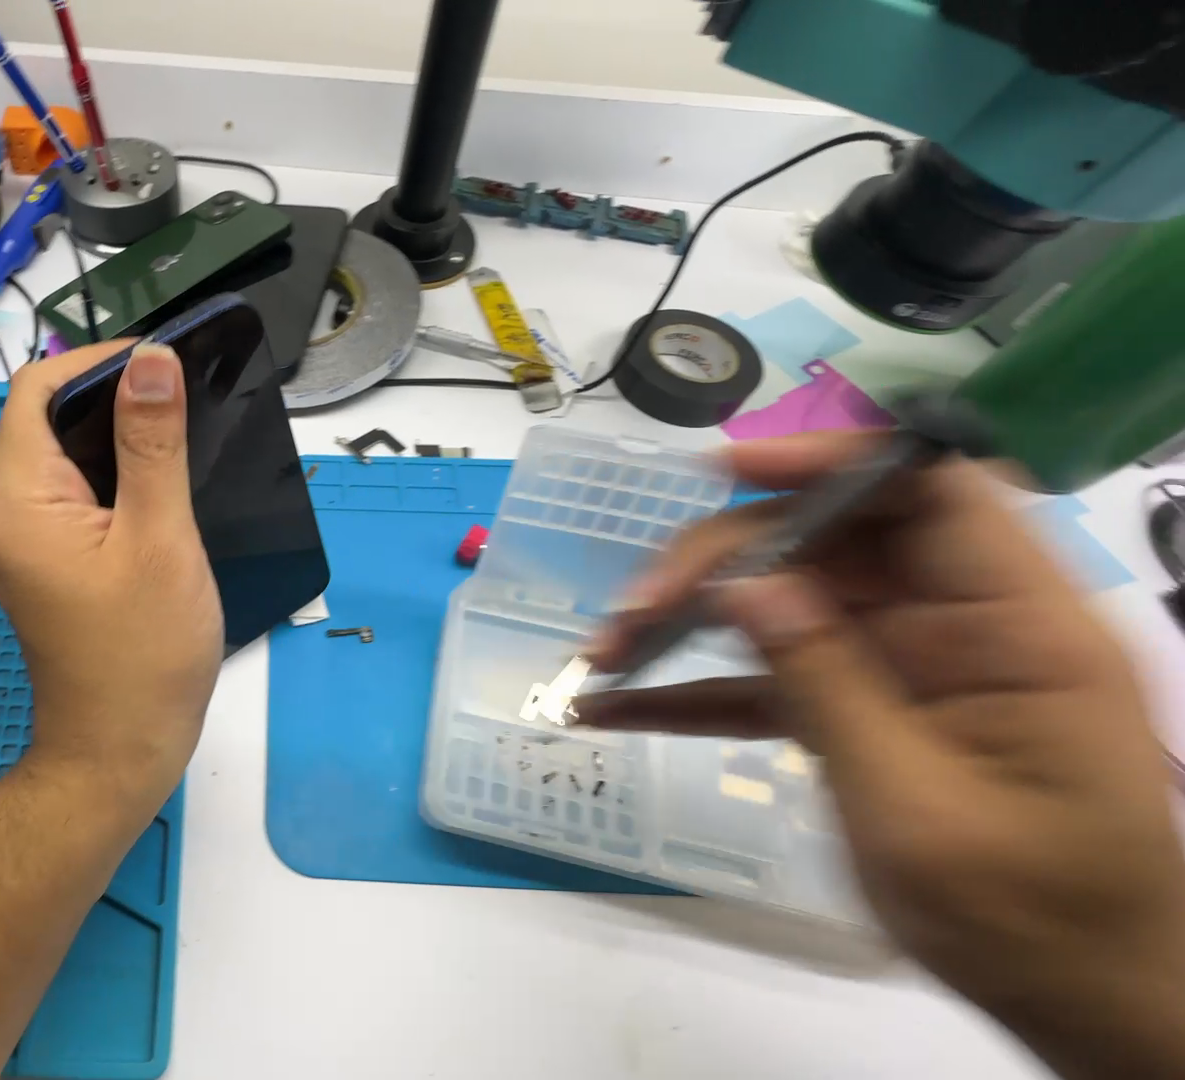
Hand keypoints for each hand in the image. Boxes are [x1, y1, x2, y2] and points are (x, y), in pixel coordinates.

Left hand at [0, 342, 222, 801]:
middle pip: (51, 420)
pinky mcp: (56, 561)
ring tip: (186, 434)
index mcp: (20, 498)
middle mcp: (11, 510)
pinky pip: (82, 496)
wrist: (122, 750)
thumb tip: (151, 358)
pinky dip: (121, 477)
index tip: (165, 365)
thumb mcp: (158, 539)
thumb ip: (153, 445)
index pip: (38, 391)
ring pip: (71, 458)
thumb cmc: (144, 650)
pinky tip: (168, 482)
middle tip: (187, 399)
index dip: (97, 363)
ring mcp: (31, 539)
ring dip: (123, 438)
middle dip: (116, 398)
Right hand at [577, 433, 1184, 1079]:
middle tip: (628, 612)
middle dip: (714, 564)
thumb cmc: (1032, 921)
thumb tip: (742, 585)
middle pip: (821, 545)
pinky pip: (758, 678)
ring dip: (680, 624)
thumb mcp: (917, 808)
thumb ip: (829, 685)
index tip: (721, 470)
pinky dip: (685, 691)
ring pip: (772, 603)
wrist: (1082, 1006)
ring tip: (601, 656)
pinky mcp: (850, 706)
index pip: (930, 496)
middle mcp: (951, 626)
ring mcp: (894, 665)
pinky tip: (613, 709)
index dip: (830, 460)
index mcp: (1014, 630)